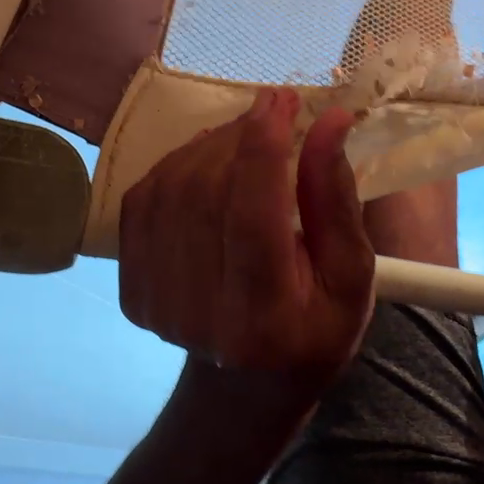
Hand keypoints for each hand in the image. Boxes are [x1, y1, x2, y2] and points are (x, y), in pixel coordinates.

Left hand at [118, 89, 374, 398]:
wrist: (248, 384)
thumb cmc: (316, 327)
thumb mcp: (351, 272)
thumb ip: (336, 197)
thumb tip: (330, 120)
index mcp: (266, 315)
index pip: (253, 212)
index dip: (263, 144)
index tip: (282, 99)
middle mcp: (200, 312)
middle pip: (207, 191)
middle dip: (241, 136)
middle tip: (273, 113)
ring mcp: (156, 302)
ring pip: (172, 186)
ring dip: (211, 145)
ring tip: (247, 137)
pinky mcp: (132, 289)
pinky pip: (144, 198)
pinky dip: (179, 164)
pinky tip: (211, 162)